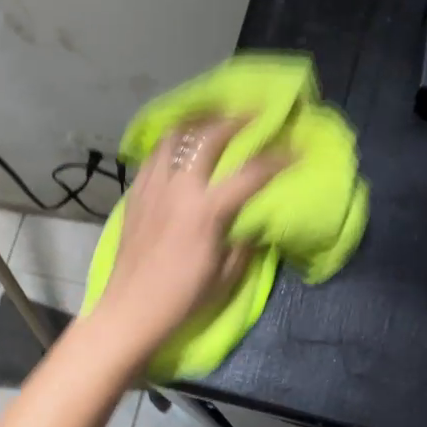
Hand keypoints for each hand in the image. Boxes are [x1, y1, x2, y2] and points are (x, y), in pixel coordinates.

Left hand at [92, 118, 286, 351]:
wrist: (129, 311)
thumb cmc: (183, 300)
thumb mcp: (226, 276)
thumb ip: (244, 242)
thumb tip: (253, 221)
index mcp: (206, 211)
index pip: (250, 173)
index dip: (278, 159)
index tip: (296, 150)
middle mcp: (178, 189)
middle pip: (208, 137)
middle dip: (235, 121)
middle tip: (252, 115)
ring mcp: (153, 188)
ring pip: (173, 138)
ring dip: (197, 125)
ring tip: (211, 122)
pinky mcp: (135, 195)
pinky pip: (153, 157)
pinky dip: (170, 145)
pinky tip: (179, 149)